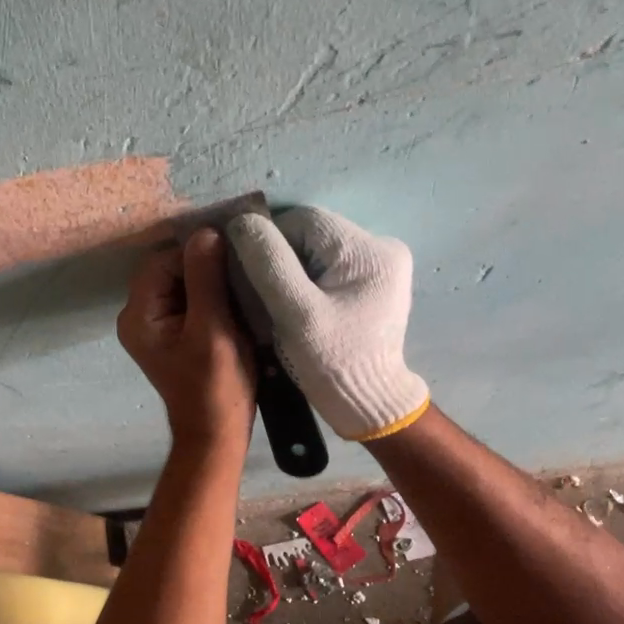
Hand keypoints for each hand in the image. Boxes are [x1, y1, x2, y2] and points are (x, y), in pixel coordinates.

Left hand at [116, 229, 255, 450]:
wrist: (217, 432)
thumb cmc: (215, 385)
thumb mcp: (213, 328)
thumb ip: (206, 280)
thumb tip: (205, 233)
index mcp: (138, 315)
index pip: (161, 262)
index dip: (194, 253)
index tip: (231, 254)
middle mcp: (138, 316)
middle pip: (168, 270)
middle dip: (202, 264)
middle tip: (240, 265)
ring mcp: (155, 325)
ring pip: (180, 282)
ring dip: (209, 278)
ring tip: (240, 279)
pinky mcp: (174, 332)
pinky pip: (188, 299)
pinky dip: (210, 294)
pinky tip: (234, 297)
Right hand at [226, 208, 429, 440]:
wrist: (367, 403)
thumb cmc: (331, 360)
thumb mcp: (293, 312)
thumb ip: (268, 262)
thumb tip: (242, 221)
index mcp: (369, 250)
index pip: (302, 220)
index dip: (268, 241)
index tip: (251, 277)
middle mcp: (381, 247)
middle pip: (309, 233)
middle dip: (279, 257)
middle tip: (263, 294)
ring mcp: (379, 264)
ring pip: (314, 248)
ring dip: (289, 269)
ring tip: (280, 304)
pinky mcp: (372, 281)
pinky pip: (325, 264)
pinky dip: (304, 279)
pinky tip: (298, 306)